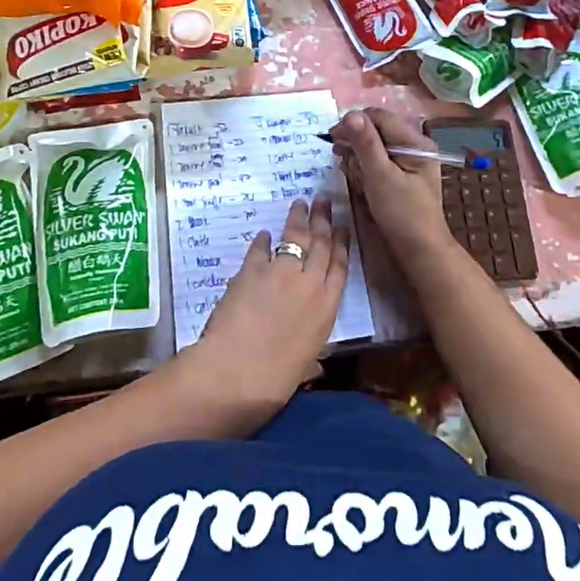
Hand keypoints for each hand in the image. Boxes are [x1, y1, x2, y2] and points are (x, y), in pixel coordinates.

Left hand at [183, 192, 347, 425]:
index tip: (342, 225)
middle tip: (324, 199)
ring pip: (295, 236)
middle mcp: (310, 284)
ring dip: (298, 218)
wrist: (236, 373)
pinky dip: (264, 240)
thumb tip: (316, 365)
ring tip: (300, 203)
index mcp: (327, 308)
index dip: (342, 242)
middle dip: (324, 219)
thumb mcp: (304, 367)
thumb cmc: (274, 381)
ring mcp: (281, 273)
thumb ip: (311, 357)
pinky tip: (265, 233)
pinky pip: (261, 249)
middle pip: (321, 243)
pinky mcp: (253, 270)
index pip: (340, 266)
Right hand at [329, 108, 453, 259]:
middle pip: (376, 130)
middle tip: (340, 159)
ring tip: (353, 174)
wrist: (420, 251)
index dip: (354, 123)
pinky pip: (377, 160)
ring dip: (358, 157)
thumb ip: (365, 144)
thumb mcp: (380, 177)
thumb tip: (350, 115)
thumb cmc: (402, 213)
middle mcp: (413, 146)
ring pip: (374, 145)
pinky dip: (364, 167)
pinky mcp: (400, 174)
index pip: (379, 117)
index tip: (332, 138)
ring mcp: (407, 161)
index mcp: (415, 142)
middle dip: (356, 143)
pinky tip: (358, 179)